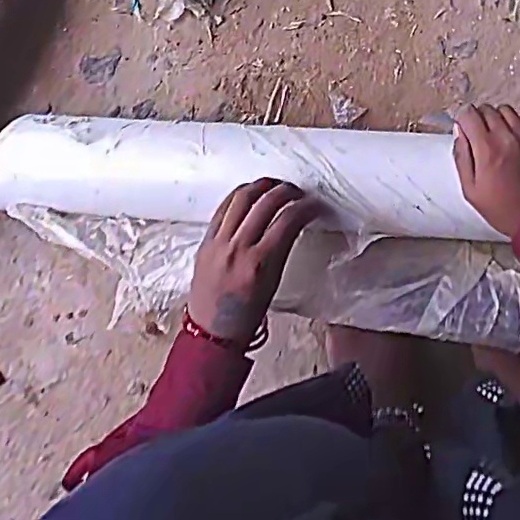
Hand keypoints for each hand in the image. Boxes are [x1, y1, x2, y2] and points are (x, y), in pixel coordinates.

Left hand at [188, 179, 318, 343]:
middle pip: (266, 202)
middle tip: (297, 192)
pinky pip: (222, 208)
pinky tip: (249, 194)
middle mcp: (238, 248)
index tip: (315, 204)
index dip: (306, 207)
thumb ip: (281, 247)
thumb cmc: (246, 314)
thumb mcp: (274, 281)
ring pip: (242, 197)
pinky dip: (239, 196)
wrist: (211, 333)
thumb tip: (293, 220)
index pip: (288, 220)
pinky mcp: (205, 241)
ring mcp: (219, 242)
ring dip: (261, 185)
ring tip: (273, 185)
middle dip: (287, 191)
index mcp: (260, 263)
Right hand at [452, 104, 519, 236]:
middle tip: (480, 136)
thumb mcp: (472, 191)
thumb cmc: (507, 210)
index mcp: (487, 148)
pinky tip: (516, 137)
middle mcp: (508, 137)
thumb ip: (462, 158)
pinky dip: (518, 123)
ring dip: (499, 119)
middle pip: (487, 109)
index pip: (469, 113)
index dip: (463, 120)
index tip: (465, 129)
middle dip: (479, 119)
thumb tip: (459, 133)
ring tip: (498, 136)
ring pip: (507, 110)